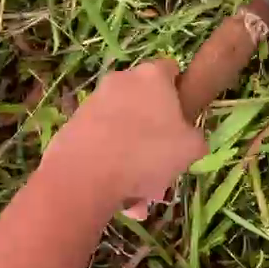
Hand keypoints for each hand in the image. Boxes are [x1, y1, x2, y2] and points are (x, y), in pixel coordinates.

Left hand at [46, 59, 206, 217]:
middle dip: (155, 137)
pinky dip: (111, 165)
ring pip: (124, 130)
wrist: (84, 175)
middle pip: (145, 104)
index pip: (171, 70)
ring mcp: (94, 101)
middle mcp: (122, 80)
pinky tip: (119, 196)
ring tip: (140, 194)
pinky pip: (102, 144)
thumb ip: (195, 138)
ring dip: (134, 158)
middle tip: (163, 168)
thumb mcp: (191, 148)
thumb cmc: (147, 152)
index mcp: (152, 76)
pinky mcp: (74, 124)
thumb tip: (189, 139)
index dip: (179, 94)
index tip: (182, 122)